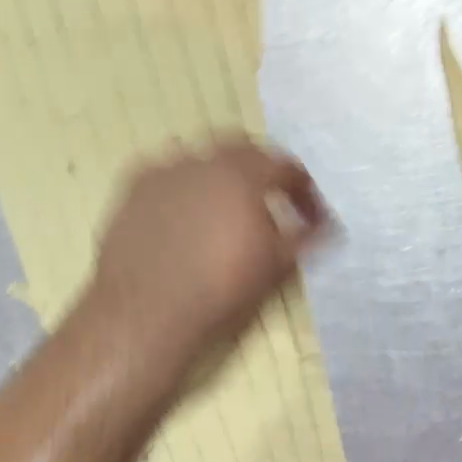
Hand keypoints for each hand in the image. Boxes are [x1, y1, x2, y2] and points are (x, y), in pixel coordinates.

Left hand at [87, 137, 328, 351]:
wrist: (144, 311)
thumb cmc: (217, 292)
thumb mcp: (271, 270)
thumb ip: (303, 240)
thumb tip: (328, 227)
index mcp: (244, 175)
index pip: (286, 168)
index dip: (304, 194)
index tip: (311, 219)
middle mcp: (203, 159)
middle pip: (241, 150)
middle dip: (260, 174)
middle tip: (268, 206)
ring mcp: (163, 169)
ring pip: (201, 160)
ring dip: (219, 180)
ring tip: (223, 216)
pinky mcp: (132, 188)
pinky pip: (167, 177)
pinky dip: (183, 192)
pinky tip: (182, 222)